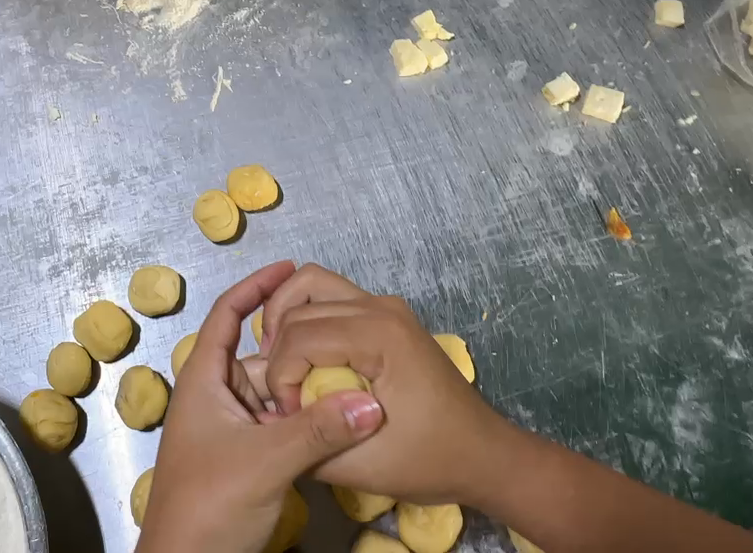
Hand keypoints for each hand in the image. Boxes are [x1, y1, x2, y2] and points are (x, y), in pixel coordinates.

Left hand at [139, 262, 384, 552]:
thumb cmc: (208, 504)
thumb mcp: (264, 461)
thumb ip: (317, 430)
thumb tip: (373, 401)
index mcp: (204, 378)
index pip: (227, 314)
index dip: (255, 286)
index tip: (289, 267)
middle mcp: (217, 394)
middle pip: (259, 352)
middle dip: (296, 342)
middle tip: (340, 329)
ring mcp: (231, 426)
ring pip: (273, 389)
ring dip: (304, 383)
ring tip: (349, 368)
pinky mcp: (246, 455)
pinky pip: (279, 420)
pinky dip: (304, 415)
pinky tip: (337, 415)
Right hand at [258, 265, 517, 506]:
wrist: (483, 453)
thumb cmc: (429, 460)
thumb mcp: (362, 467)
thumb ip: (307, 441)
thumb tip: (269, 417)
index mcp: (379, 334)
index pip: (300, 336)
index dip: (280, 377)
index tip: (288, 418)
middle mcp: (379, 305)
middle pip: (299, 305)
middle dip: (277, 349)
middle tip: (279, 393)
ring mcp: (382, 303)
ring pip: (310, 284)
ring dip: (284, 320)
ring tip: (279, 364)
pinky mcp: (382, 311)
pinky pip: (328, 295)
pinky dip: (304, 317)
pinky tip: (300, 355)